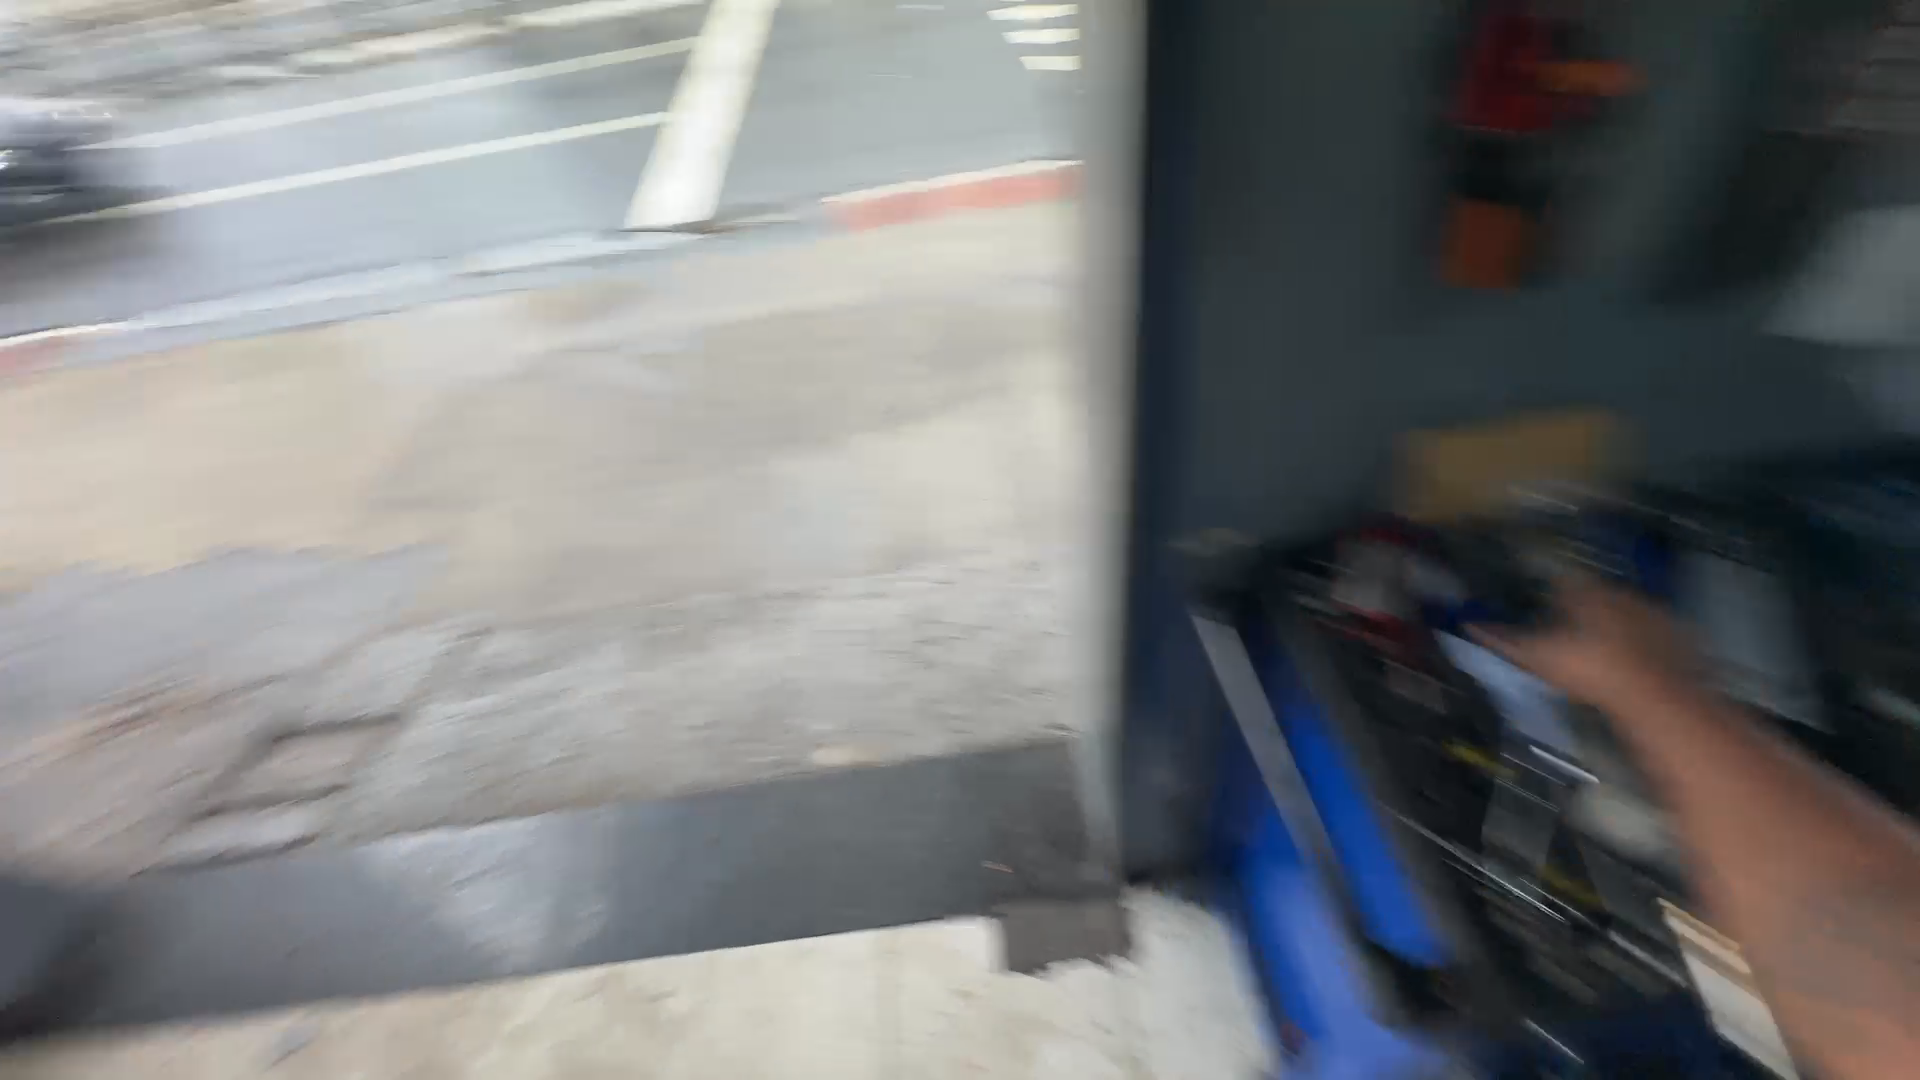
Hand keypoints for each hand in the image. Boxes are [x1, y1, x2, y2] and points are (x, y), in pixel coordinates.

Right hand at [1473, 577, 1701, 710]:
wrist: (1659, 698)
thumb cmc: (1589, 669)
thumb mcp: (1535, 656)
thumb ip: (1502, 639)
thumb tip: (1468, 624)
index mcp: (1585, 593)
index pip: (1561, 579)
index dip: (1548, 586)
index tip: (1540, 597)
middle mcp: (1621, 594)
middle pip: (1597, 591)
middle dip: (1584, 603)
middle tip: (1569, 622)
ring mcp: (1656, 614)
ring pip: (1628, 608)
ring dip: (1615, 620)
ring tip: (1601, 641)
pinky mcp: (1682, 637)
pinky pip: (1656, 630)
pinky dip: (1645, 639)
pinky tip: (1635, 656)